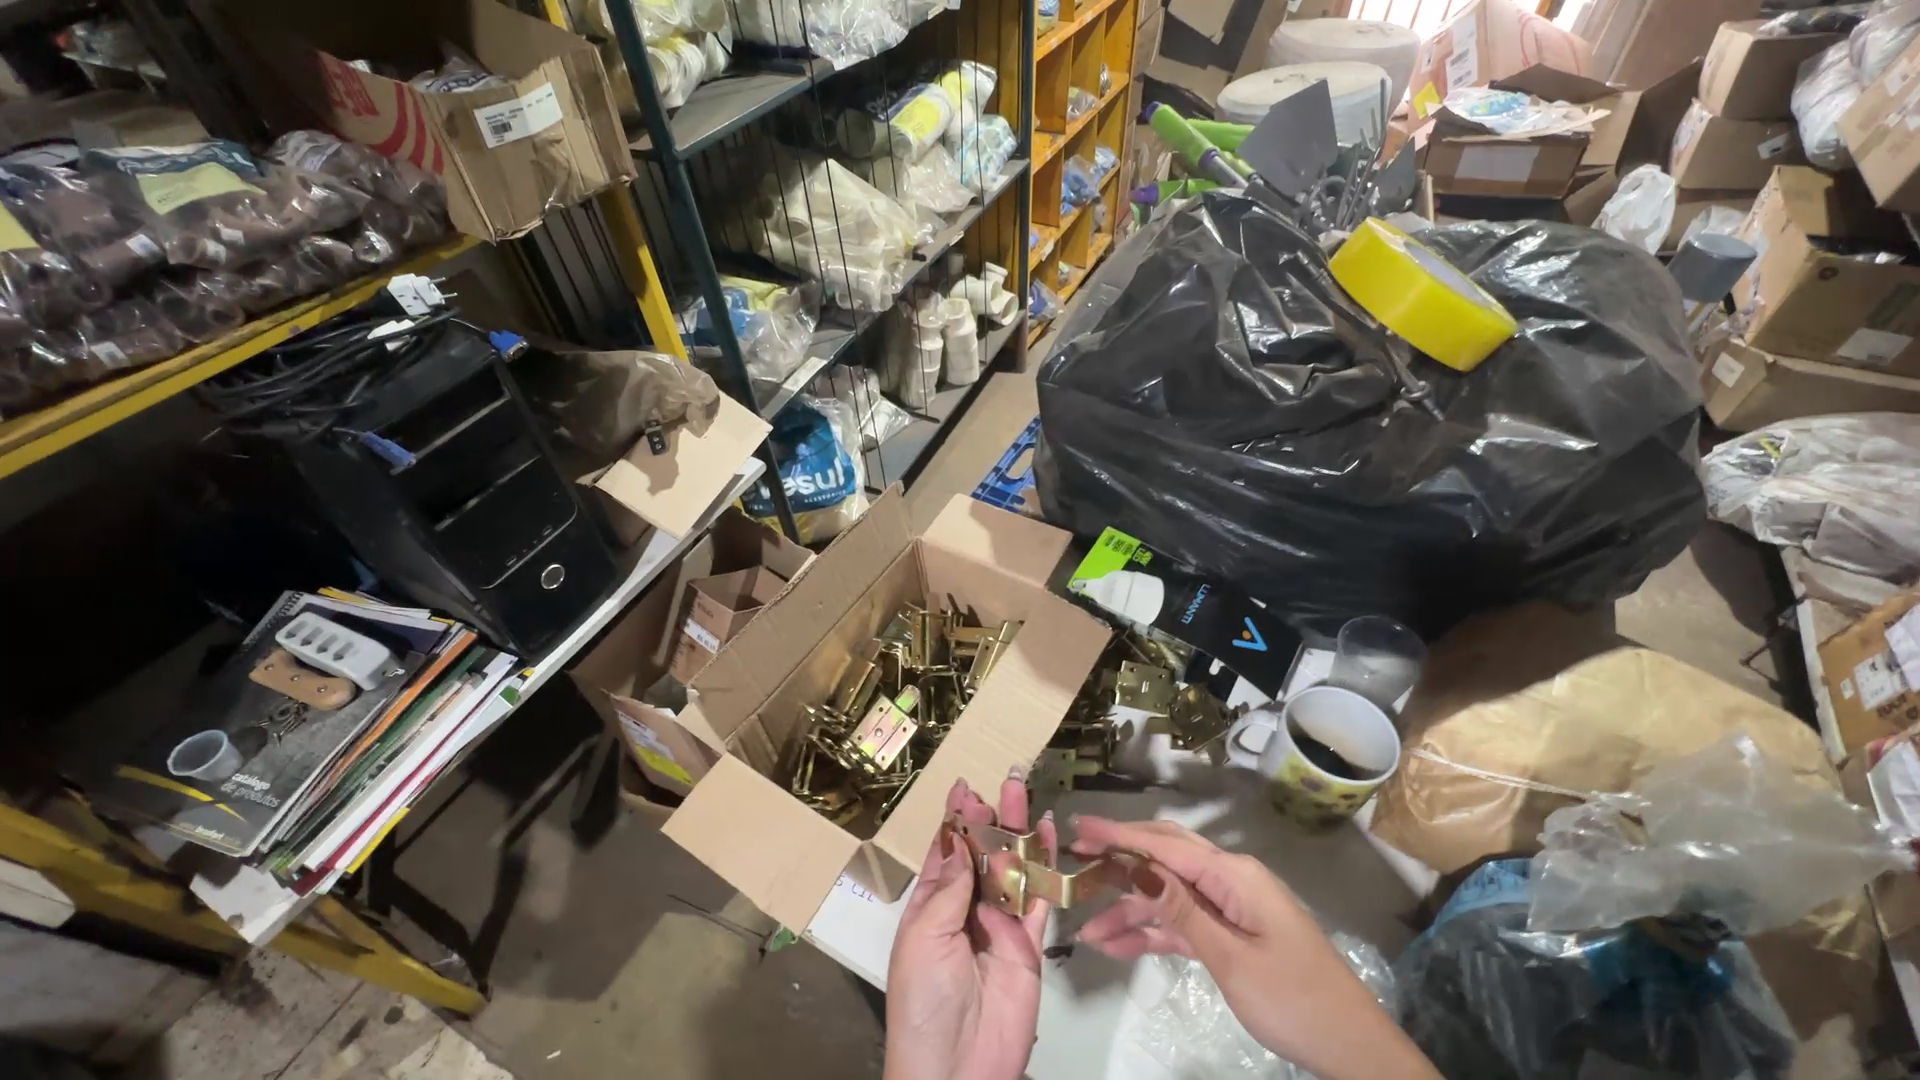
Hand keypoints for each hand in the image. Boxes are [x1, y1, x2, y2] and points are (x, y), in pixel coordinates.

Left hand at [883, 771, 1056, 1079]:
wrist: (959, 1069)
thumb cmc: (925, 1000)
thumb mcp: (924, 937)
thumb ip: (949, 888)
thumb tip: (958, 839)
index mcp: (932, 906)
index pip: (945, 852)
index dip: (955, 820)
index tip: (965, 786)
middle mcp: (965, 909)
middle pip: (982, 853)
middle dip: (990, 816)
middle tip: (1004, 780)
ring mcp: (999, 924)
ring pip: (1012, 868)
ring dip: (1018, 831)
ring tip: (1024, 792)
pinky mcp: (1029, 943)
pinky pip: (1039, 898)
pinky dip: (1046, 866)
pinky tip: (1049, 834)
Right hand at [1072, 817, 1439, 1079]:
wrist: (1352, 1048)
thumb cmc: (1294, 999)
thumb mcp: (1231, 958)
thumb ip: (1181, 910)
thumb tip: (1138, 865)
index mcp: (1234, 875)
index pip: (1165, 846)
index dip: (1119, 835)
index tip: (1078, 828)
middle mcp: (1229, 880)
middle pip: (1164, 859)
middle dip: (1119, 859)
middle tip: (1074, 858)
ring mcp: (1230, 907)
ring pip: (1168, 895)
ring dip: (1130, 910)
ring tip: (1086, 927)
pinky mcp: (1230, 934)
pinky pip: (1182, 924)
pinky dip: (1152, 933)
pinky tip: (1117, 946)